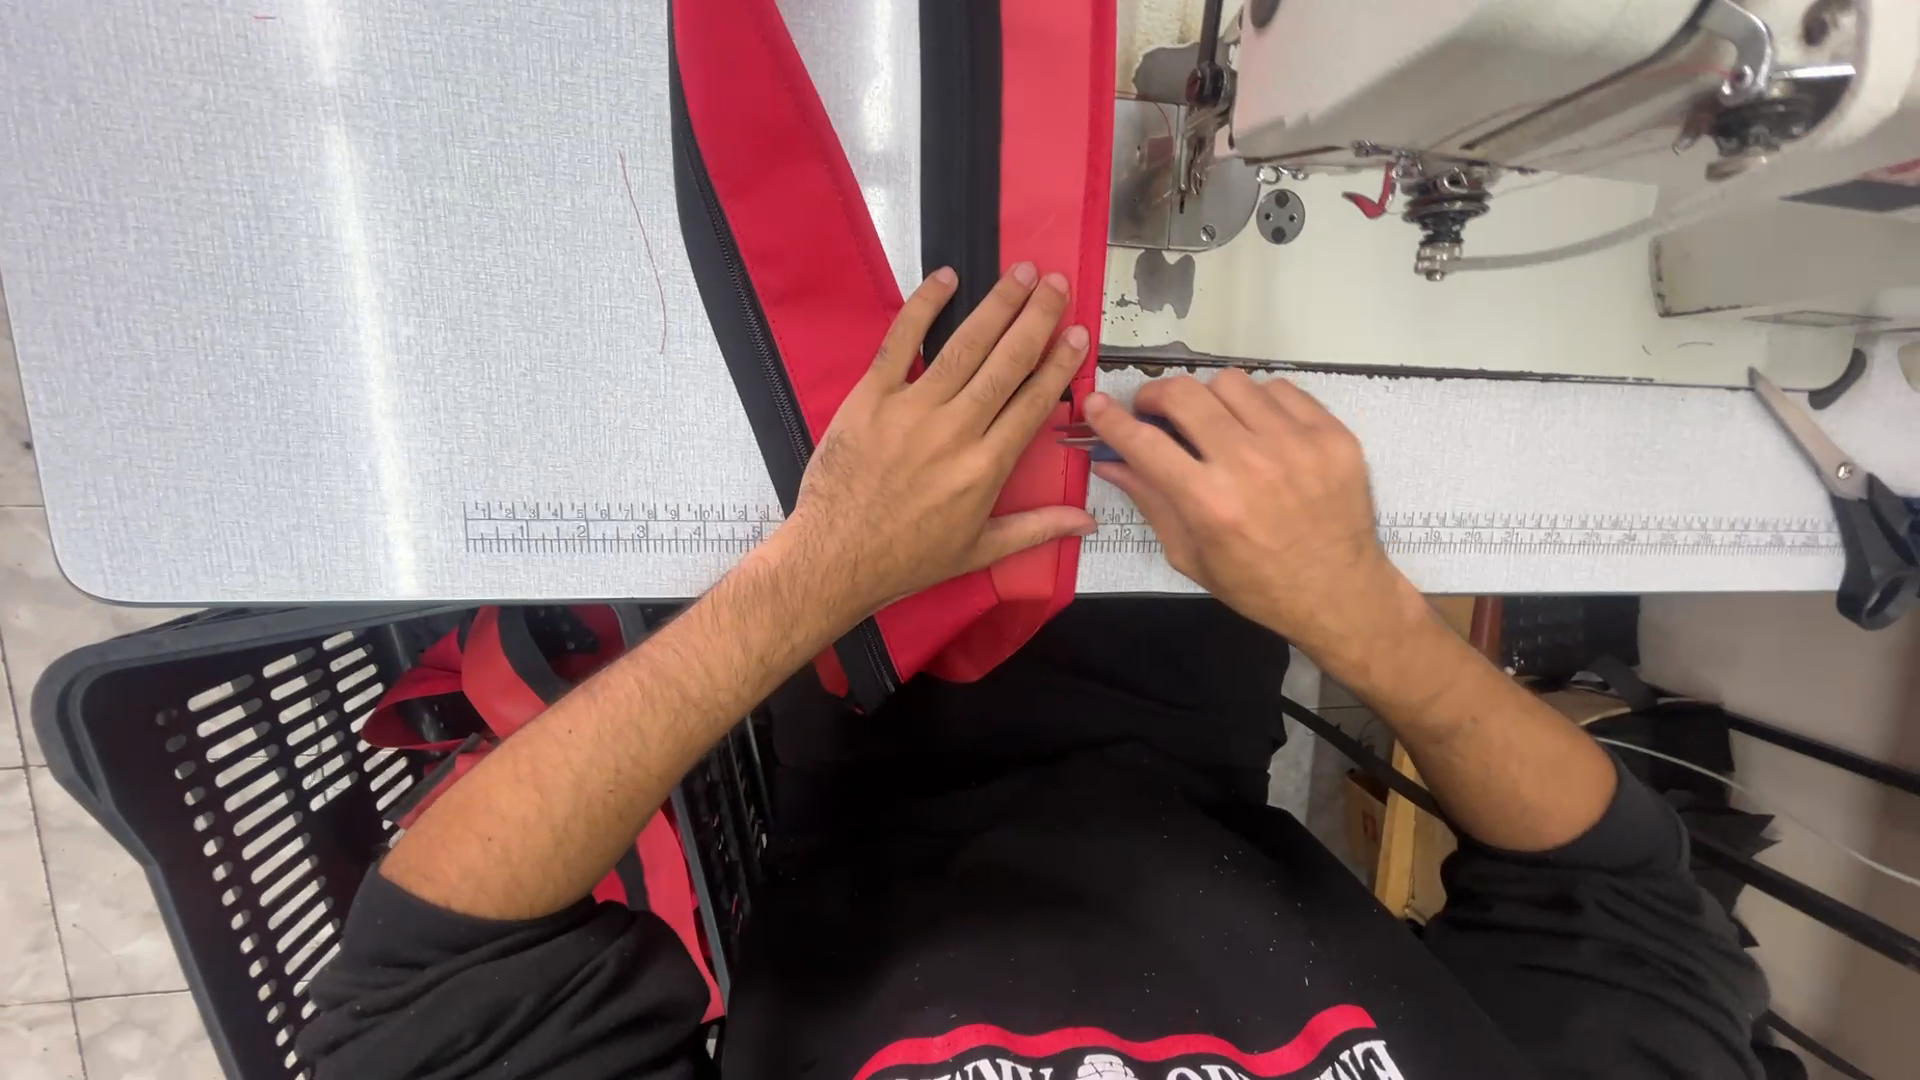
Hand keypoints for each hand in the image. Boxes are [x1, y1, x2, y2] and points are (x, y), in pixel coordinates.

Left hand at [780, 263, 1095, 618]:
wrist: (837, 556)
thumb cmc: (906, 557)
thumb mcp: (980, 550)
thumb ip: (1037, 528)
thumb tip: (1087, 521)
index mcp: (987, 466)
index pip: (1034, 402)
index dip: (1059, 365)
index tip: (1077, 335)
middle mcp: (956, 430)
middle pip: (1007, 363)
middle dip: (1037, 319)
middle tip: (1056, 284)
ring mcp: (912, 409)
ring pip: (965, 346)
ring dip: (997, 305)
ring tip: (1021, 274)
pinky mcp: (871, 397)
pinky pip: (900, 341)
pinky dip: (923, 307)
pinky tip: (946, 279)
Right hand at [1082, 370, 1424, 656]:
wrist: (1338, 593)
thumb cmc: (1254, 583)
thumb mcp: (1188, 554)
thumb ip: (1150, 500)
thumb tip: (1110, 463)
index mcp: (1209, 503)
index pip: (1144, 442)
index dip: (1110, 418)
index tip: (1095, 404)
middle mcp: (1251, 465)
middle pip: (1185, 394)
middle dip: (1156, 396)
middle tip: (1154, 411)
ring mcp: (1297, 445)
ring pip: (1231, 382)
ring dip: (1208, 398)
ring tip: (1212, 422)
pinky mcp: (1332, 435)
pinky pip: (1280, 390)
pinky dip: (1256, 402)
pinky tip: (1256, 428)